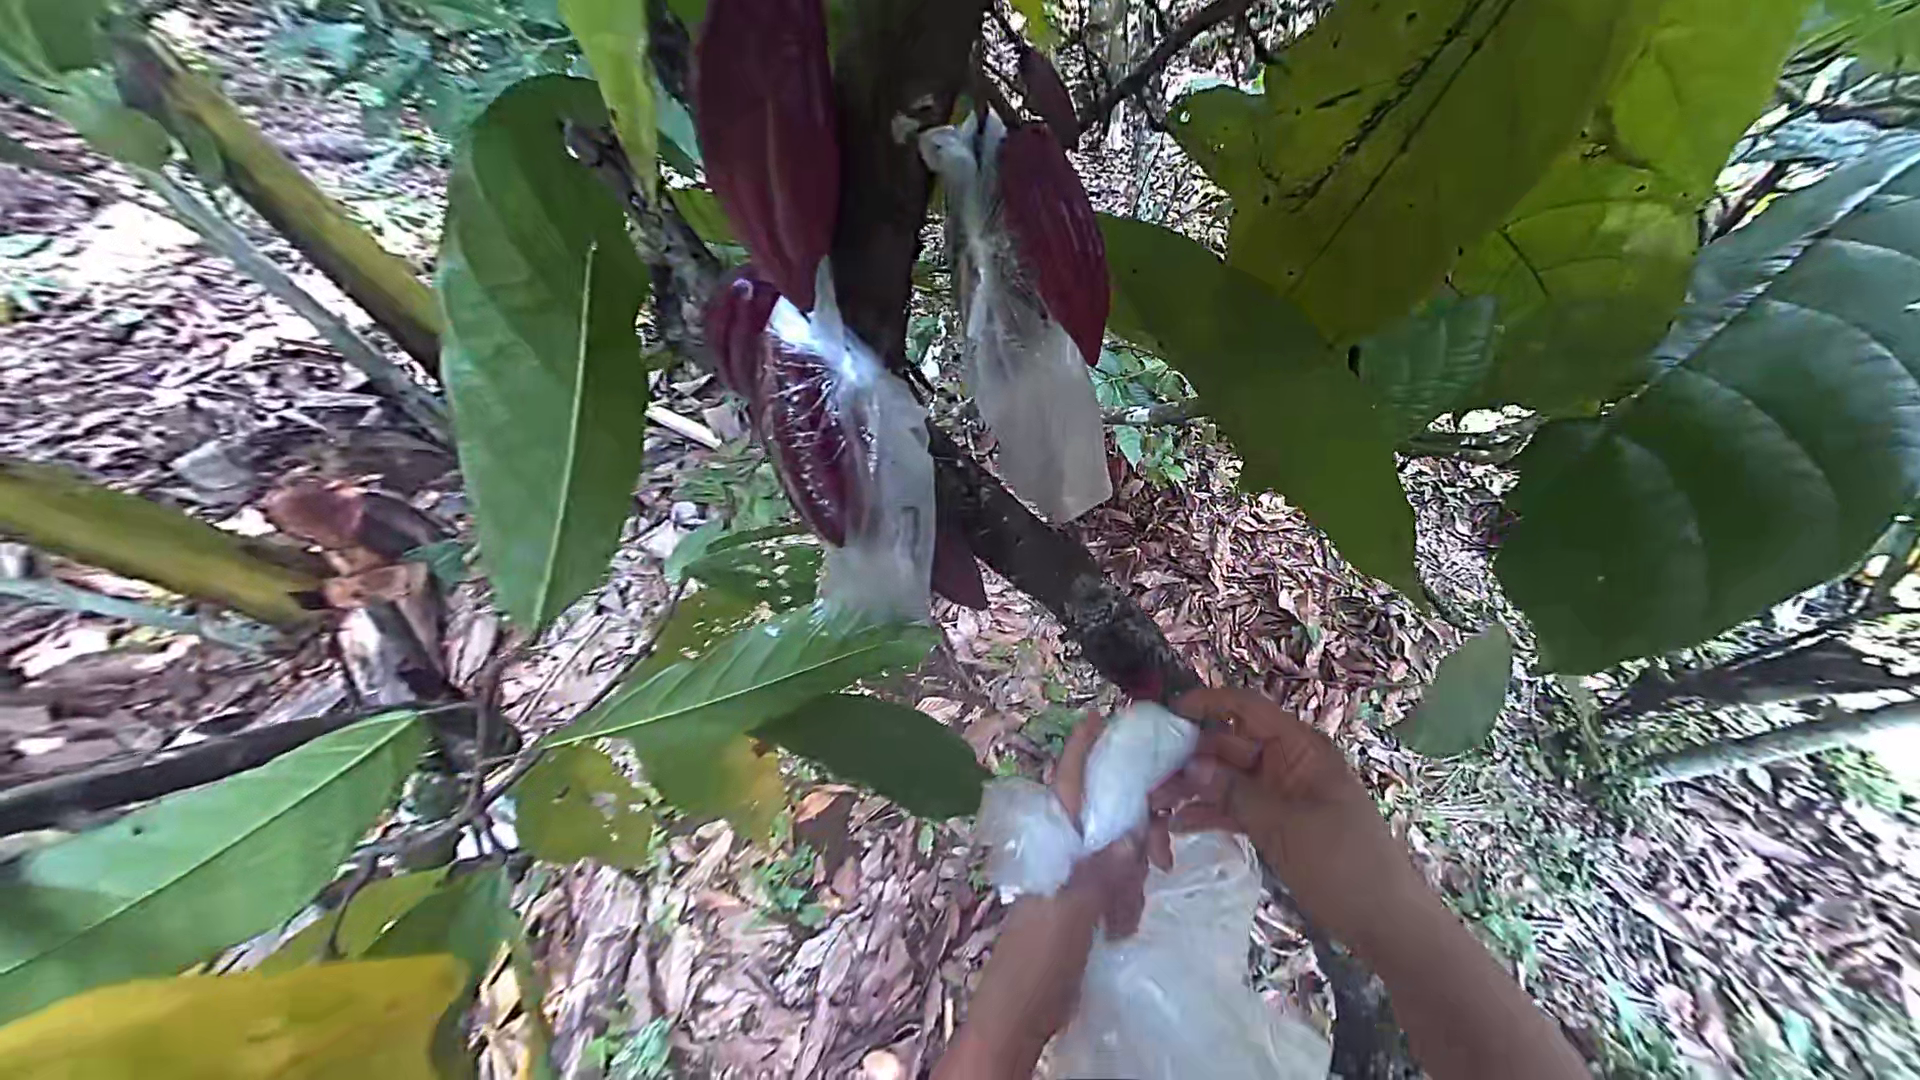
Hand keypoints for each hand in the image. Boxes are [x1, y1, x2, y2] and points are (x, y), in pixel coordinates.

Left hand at [1046, 711, 1172, 938]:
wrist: (1021, 1012)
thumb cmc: (1038, 958)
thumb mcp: (1072, 914)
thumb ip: (1102, 872)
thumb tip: (1131, 832)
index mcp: (1054, 841)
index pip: (1068, 781)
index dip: (1081, 747)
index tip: (1097, 715)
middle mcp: (1065, 848)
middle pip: (1105, 814)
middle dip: (1135, 829)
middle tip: (1162, 854)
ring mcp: (1075, 874)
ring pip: (1117, 851)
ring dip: (1132, 876)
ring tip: (1126, 915)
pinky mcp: (1085, 900)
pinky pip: (1118, 883)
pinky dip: (1127, 898)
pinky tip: (1123, 925)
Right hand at [1165, 686, 1431, 957]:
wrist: (1388, 927)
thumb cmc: (1344, 863)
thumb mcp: (1284, 824)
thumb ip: (1232, 791)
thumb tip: (1187, 767)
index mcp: (1299, 747)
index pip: (1246, 708)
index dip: (1208, 703)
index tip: (1169, 714)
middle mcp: (1285, 762)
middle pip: (1228, 745)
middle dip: (1190, 758)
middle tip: (1151, 773)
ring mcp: (1278, 792)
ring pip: (1225, 778)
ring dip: (1193, 788)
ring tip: (1156, 803)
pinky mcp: (1273, 821)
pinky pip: (1234, 806)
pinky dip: (1209, 813)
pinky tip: (1178, 825)